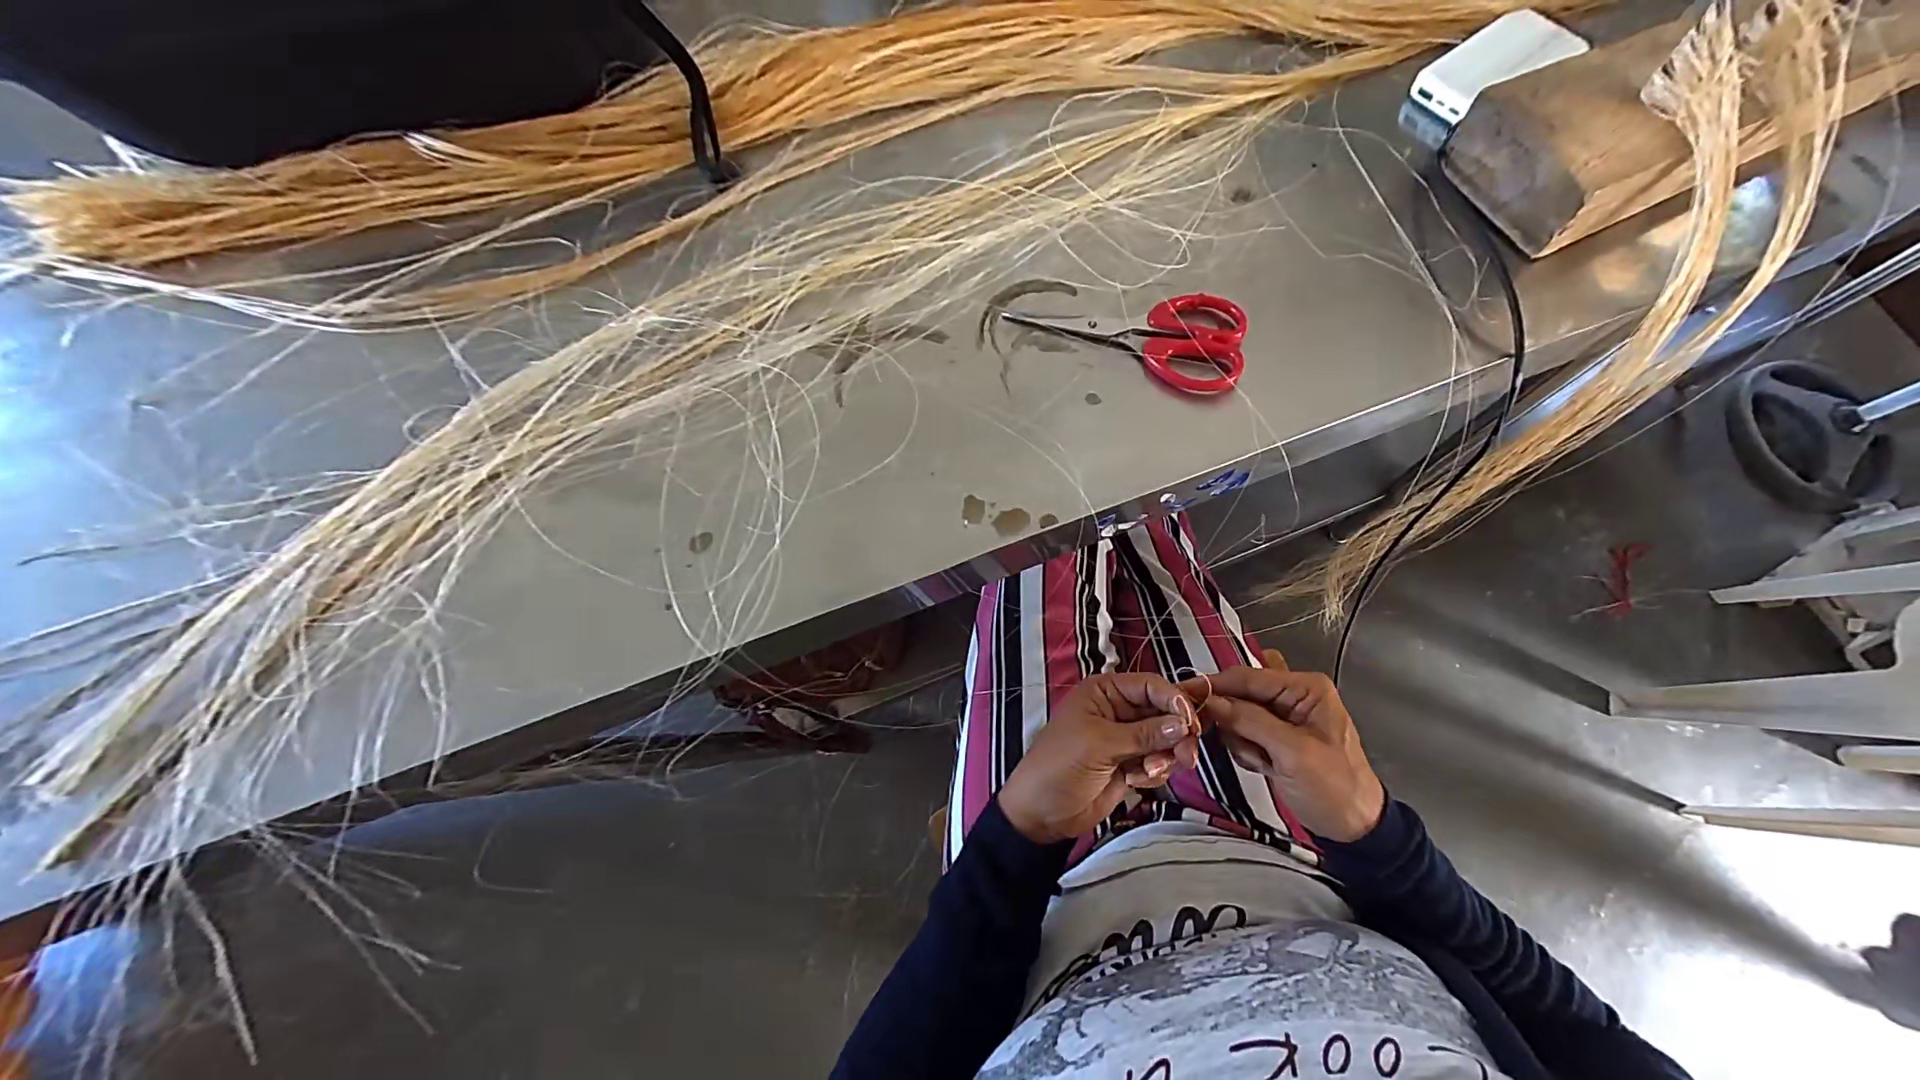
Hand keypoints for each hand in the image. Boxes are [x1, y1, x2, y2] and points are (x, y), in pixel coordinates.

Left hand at [997, 672, 1201, 844]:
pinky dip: (1156, 770)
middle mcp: (1117, 710)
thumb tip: (1183, 724)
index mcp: (1103, 692)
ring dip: (1167, 755)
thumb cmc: (1060, 766)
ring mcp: (1125, 738)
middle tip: (1185, 754)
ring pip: (1166, 738)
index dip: (1173, 700)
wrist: (1041, 813)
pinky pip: (1159, 760)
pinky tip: (1137, 780)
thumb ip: (1144, 734)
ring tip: (1152, 770)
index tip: (1190, 722)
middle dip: (1177, 732)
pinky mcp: (1131, 764)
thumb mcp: (1100, 745)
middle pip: (1164, 711)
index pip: (1149, 685)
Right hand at [1184, 649, 1385, 842]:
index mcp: (1306, 688)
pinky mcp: (1272, 736)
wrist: (1354, 827)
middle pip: (1239, 693)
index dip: (1215, 685)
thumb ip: (1250, 721)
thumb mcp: (1293, 753)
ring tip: (1266, 762)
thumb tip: (1212, 701)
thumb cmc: (1337, 788)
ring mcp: (1281, 716)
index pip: (1249, 677)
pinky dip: (1245, 750)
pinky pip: (1241, 732)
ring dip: (1241, 740)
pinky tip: (1266, 766)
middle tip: (1243, 744)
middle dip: (1234, 721)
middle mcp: (1292, 695)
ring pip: (1236, 714)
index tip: (1186, 692)